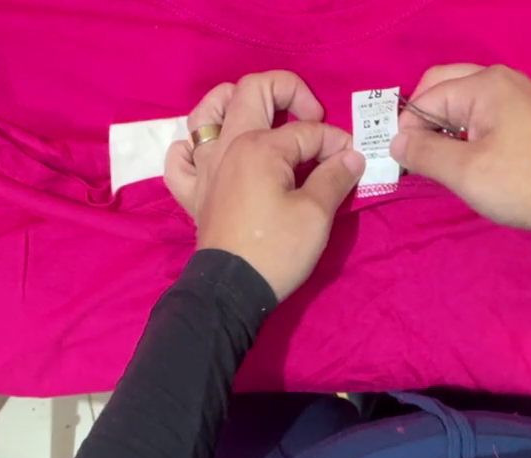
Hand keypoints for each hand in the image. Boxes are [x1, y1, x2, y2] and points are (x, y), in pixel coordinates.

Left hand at [165, 72, 365, 300]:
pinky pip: (180, 161)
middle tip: (310, 119)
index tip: (349, 164)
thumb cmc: (276, 252)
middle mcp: (229, 146)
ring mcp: (206, 170)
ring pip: (206, 114)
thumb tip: (351, 157)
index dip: (335, 144)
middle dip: (288, 92)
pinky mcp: (194, 195)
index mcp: (261, 145)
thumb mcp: (316, 216)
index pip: (307, 131)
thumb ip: (334, 179)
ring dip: (231, 102)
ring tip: (256, 116)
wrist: (232, 292)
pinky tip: (208, 155)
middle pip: (253, 91)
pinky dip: (190, 151)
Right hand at [390, 64, 530, 230]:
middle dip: (424, 121)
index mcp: (484, 85)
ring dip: (446, 128)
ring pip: (466, 102)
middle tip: (417, 159)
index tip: (402, 163)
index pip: (427, 96)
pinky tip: (470, 160)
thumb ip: (425, 154)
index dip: (407, 129)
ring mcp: (520, 95)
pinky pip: (487, 114)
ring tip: (442, 164)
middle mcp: (502, 80)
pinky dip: (468, 132)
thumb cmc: (521, 183)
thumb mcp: (465, 173)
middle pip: (445, 88)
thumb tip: (395, 142)